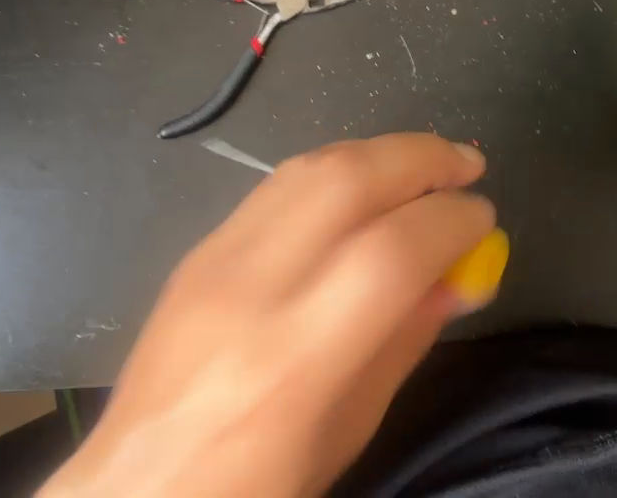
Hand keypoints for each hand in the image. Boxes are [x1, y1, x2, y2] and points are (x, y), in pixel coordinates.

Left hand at [40, 134, 500, 497]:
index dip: (452, 222)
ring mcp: (214, 260)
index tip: (485, 219)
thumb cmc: (254, 486)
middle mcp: (249, 291)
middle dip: (421, 158)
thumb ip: (406, 340)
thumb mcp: (349, 429)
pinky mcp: (197, 249)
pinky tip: (365, 184)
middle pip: (346, 181)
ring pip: (309, 168)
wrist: (132, 495)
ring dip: (380, 153)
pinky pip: (278, 186)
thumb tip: (461, 273)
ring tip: (426, 164)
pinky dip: (336, 171)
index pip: (391, 254)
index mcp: (293, 360)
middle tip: (467, 165)